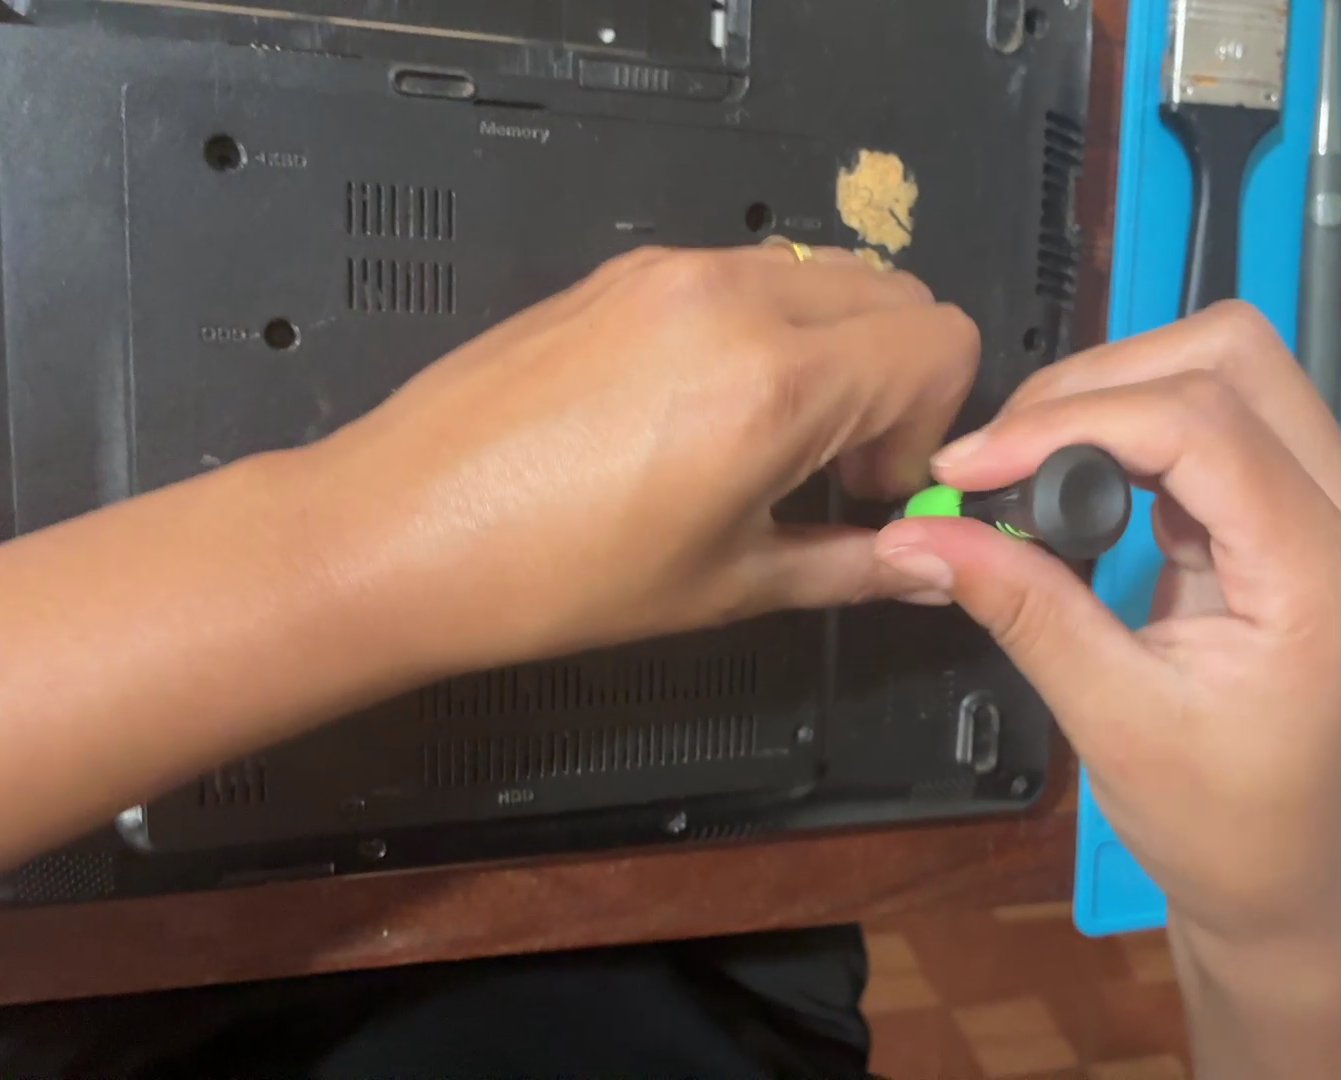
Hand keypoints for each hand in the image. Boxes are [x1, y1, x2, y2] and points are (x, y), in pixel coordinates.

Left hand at [291, 243, 977, 674]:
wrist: (398, 529)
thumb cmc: (567, 579)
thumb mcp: (733, 585)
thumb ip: (857, 568)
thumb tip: (936, 570)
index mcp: (778, 382)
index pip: (942, 344)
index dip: (931, 426)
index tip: (869, 490)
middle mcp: (740, 297)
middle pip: (902, 295)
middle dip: (900, 384)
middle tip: (835, 464)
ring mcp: (679, 268)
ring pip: (834, 274)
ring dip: (845, 351)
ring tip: (778, 432)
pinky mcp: (633, 267)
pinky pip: (759, 272)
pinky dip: (782, 329)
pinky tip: (715, 402)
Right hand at [872, 302, 1340, 941]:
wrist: (1271, 868)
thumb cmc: (1208, 814)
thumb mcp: (1104, 713)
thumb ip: (1017, 605)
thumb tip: (914, 534)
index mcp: (1320, 571)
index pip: (1196, 425)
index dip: (1068, 424)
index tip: (969, 466)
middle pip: (1228, 356)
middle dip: (1097, 381)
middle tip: (1003, 449)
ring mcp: (1326, 502)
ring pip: (1223, 366)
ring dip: (1112, 390)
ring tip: (1027, 453)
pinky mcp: (1286, 506)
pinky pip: (1211, 414)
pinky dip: (1129, 421)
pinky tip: (1075, 471)